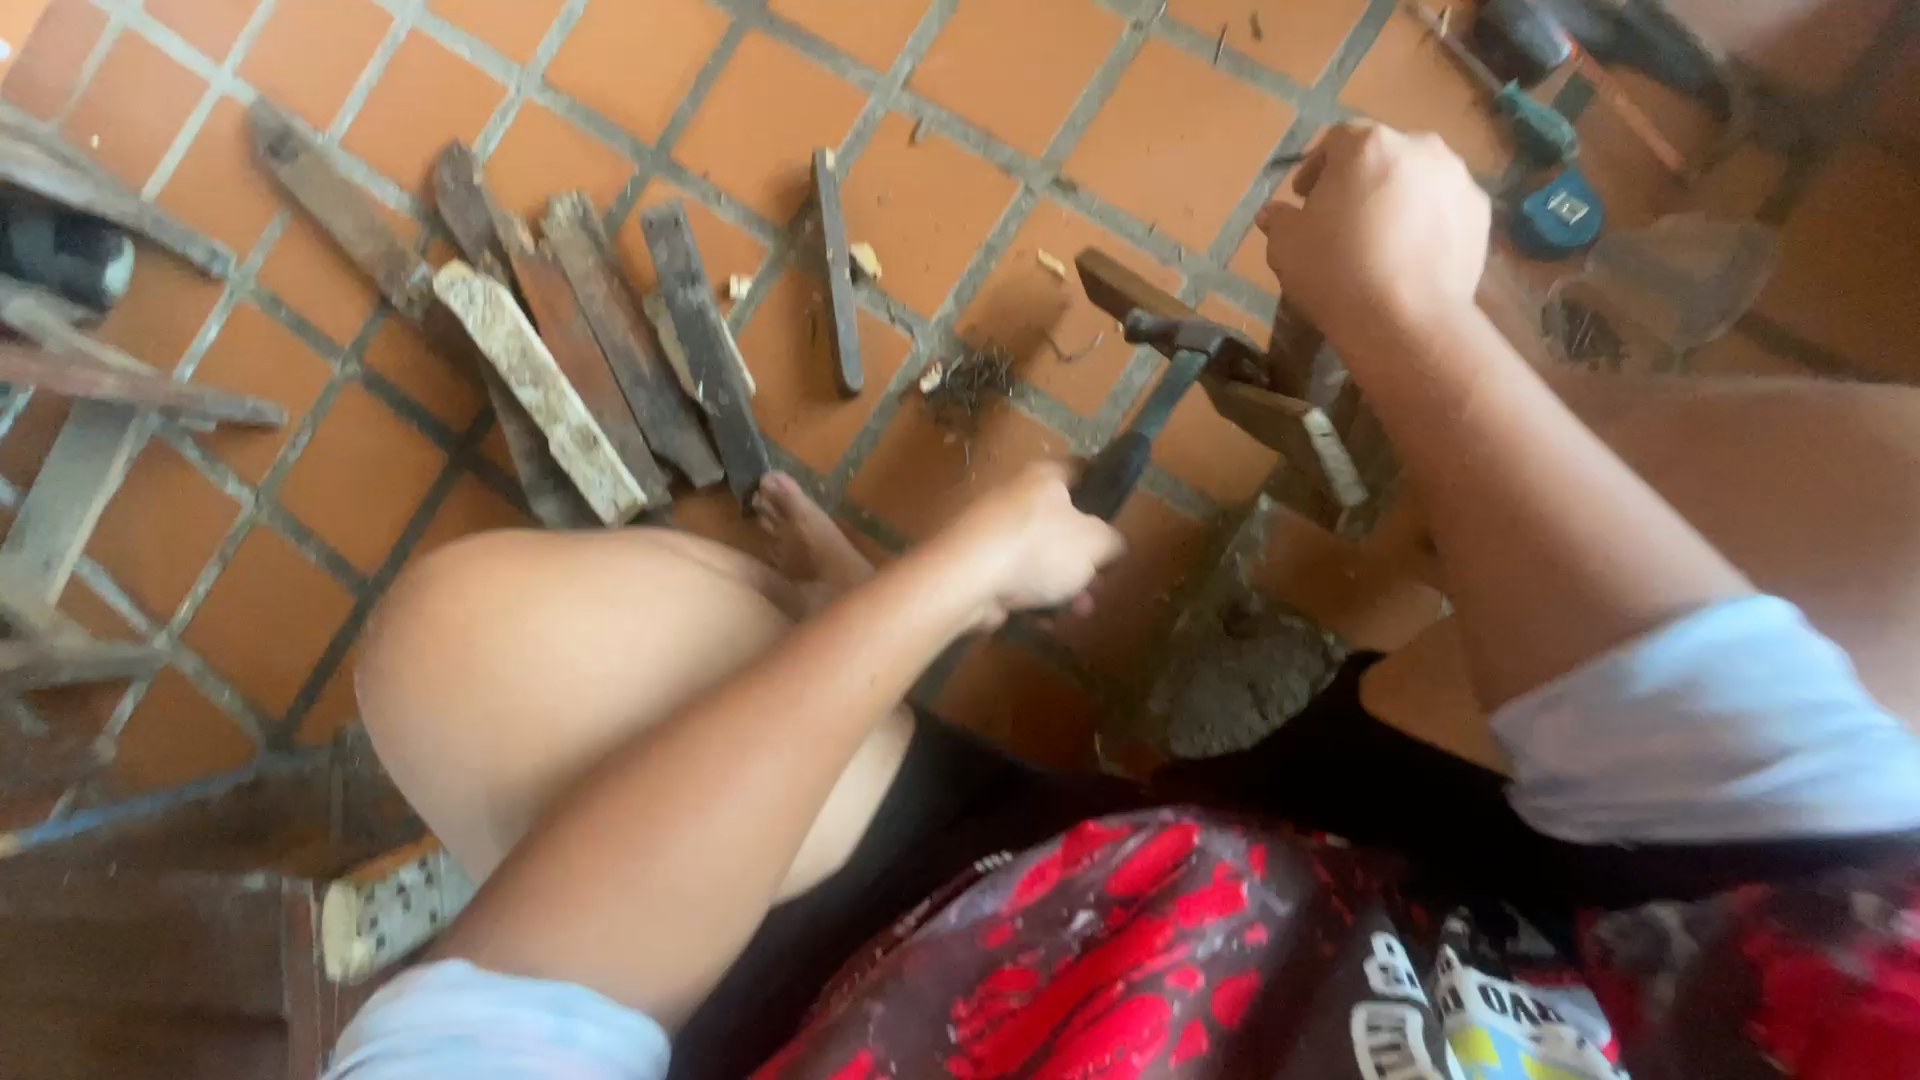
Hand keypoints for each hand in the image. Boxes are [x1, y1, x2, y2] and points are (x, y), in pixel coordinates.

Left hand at [937, 461, 1126, 629]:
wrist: (966, 580)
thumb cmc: (1037, 549)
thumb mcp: (1095, 543)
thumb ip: (1113, 541)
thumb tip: (1112, 544)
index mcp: (1044, 477)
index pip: (1082, 470)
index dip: (1104, 490)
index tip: (1118, 518)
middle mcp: (1017, 498)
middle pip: (1063, 525)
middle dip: (1086, 560)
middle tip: (1100, 583)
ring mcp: (994, 533)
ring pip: (1042, 558)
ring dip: (1065, 586)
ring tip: (1079, 610)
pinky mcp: (979, 567)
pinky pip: (1017, 580)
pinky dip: (1034, 599)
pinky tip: (1046, 619)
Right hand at [1255, 122, 1489, 346]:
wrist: (1404, 318)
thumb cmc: (1334, 273)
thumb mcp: (1286, 248)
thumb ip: (1279, 221)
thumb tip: (1273, 212)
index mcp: (1366, 146)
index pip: (1336, 140)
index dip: (1316, 167)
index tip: (1303, 197)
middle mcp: (1418, 146)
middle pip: (1381, 155)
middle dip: (1359, 180)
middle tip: (1341, 218)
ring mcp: (1456, 176)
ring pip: (1416, 178)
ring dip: (1395, 198)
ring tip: (1379, 238)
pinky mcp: (1479, 210)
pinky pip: (1443, 206)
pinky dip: (1425, 220)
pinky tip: (1408, 255)